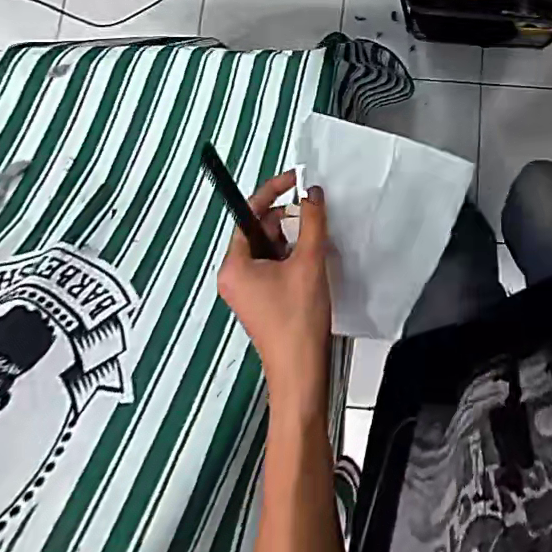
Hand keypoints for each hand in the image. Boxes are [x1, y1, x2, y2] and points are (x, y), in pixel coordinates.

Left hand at [216, 171, 331, 409]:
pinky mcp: (262, 298)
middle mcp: (235, 275)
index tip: (293, 179)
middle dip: (288, 219)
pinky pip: (275, 264)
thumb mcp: (308, 261)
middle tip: (314, 215)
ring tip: (316, 245)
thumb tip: (312, 194)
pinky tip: (312, 262)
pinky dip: (294, 256)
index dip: (273, 191)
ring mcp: (247, 288)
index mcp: (235, 265)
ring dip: (294, 238)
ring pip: (271, 246)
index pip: (249, 212)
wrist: (301, 372)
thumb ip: (311, 221)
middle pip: (261, 228)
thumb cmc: (297, 323)